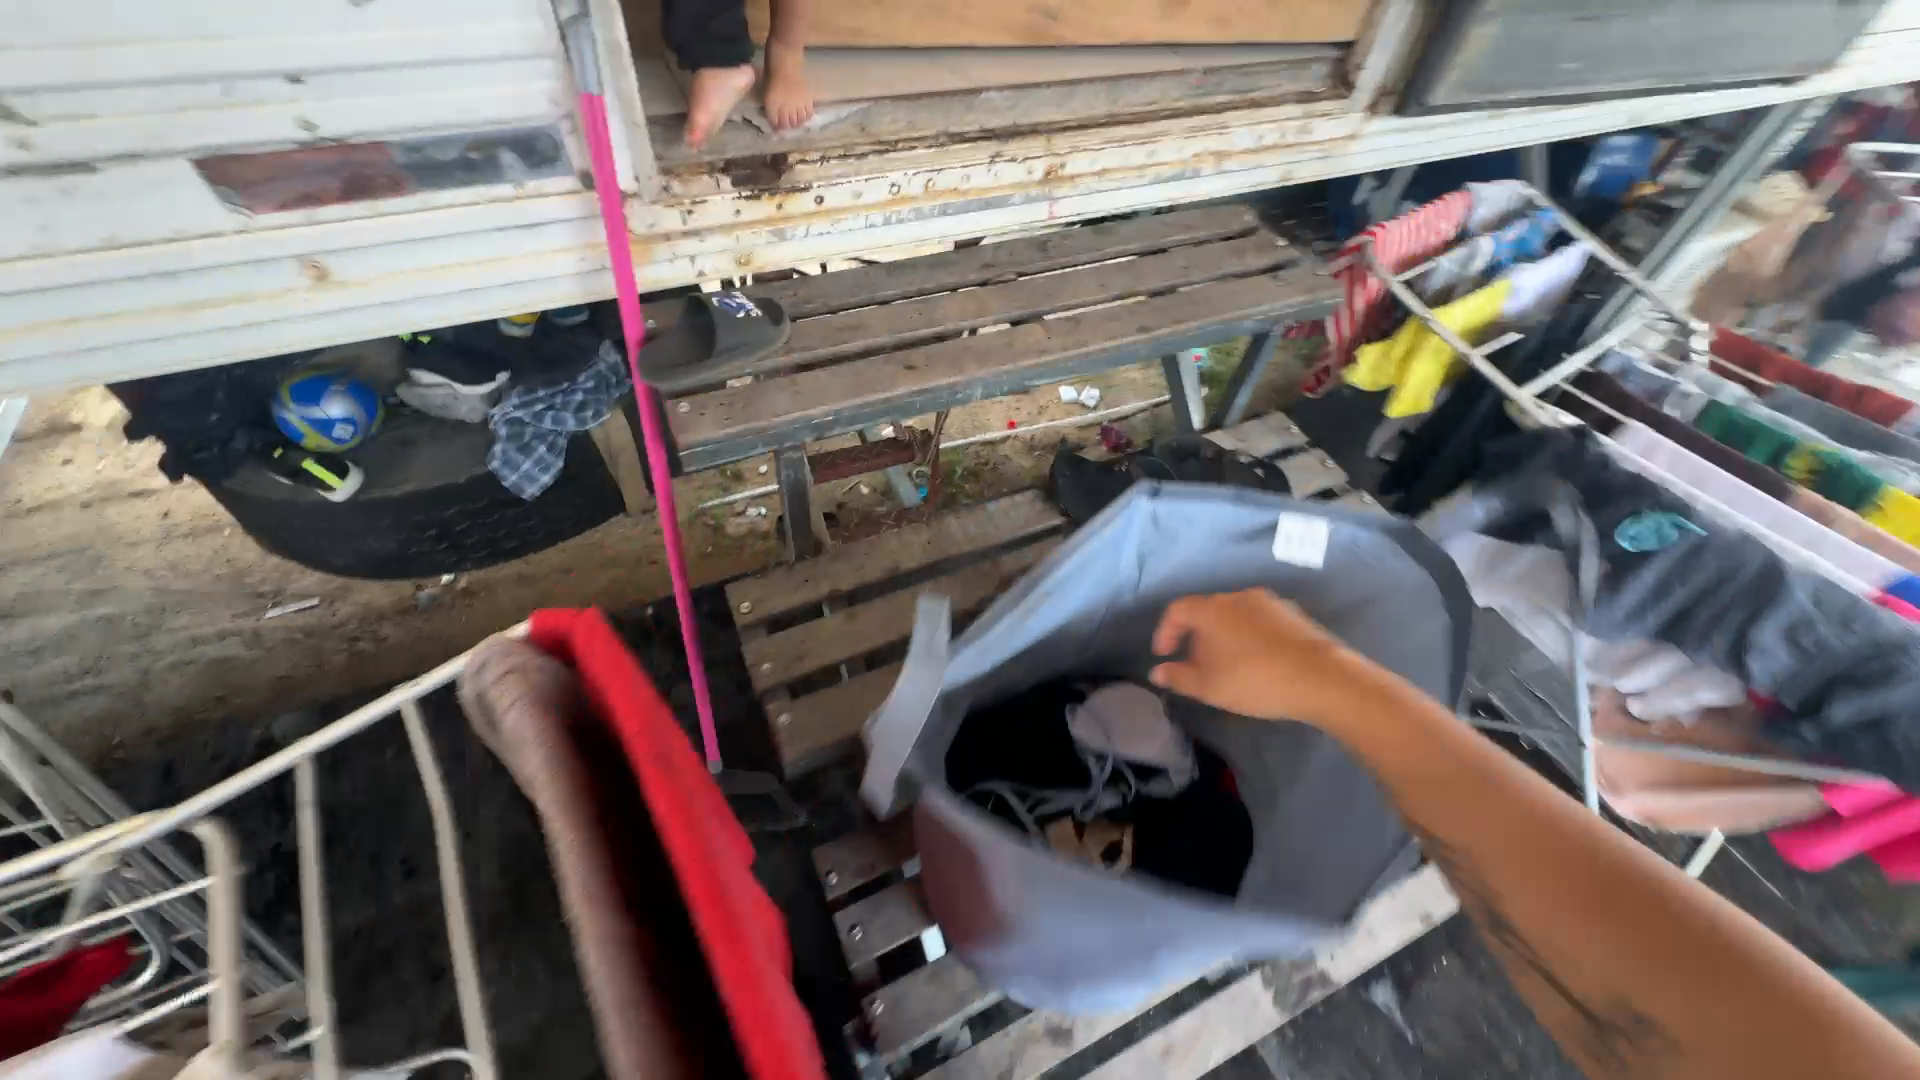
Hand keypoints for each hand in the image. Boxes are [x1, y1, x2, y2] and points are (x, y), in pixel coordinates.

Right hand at [1149, 589, 1378, 727]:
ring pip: (1235, 616)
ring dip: (1224, 636)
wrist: (1322, 678)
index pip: (1178, 610)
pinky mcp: (1294, 614)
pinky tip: (1258, 662)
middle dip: (1197, 636)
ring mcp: (1270, 603)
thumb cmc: (1255, 680)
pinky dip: (1249, 637)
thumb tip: (1158, 671)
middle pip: (1207, 611)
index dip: (1166, 630)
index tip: (1164, 654)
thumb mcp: (1209, 687)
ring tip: (1228, 665)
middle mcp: (1238, 597)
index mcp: (1212, 609)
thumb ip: (1179, 677)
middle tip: (1197, 664)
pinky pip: (1260, 622)